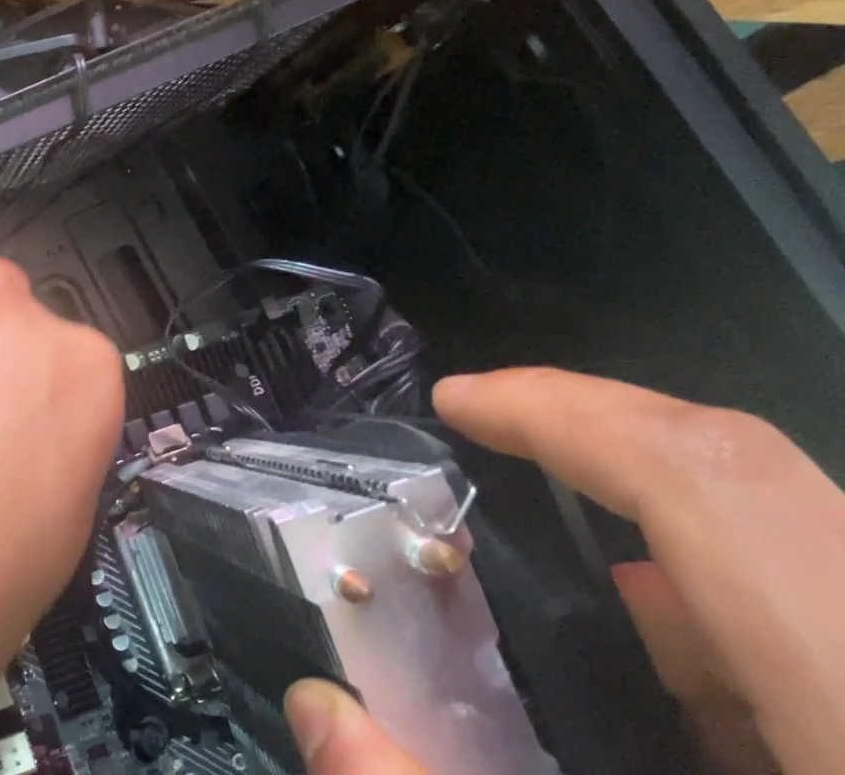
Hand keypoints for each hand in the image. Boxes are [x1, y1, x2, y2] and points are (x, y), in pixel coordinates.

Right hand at [284, 369, 844, 773]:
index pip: (710, 478)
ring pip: (808, 567)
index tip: (456, 402)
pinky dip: (740, 647)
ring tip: (564, 622)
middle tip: (481, 484)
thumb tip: (321, 713)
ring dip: (670, 577)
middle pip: (763, 497)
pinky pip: (833, 637)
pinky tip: (684, 707)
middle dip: (602, 470)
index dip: (569, 411)